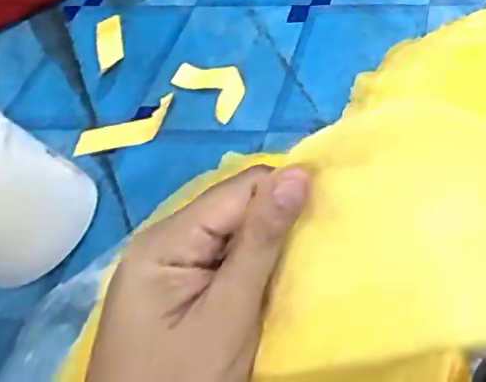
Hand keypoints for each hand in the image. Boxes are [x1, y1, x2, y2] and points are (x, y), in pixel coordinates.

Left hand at [88, 166, 311, 381]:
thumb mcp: (228, 314)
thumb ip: (262, 240)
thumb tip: (301, 171)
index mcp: (165, 241)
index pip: (244, 187)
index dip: (286, 194)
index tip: (321, 217)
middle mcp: (163, 242)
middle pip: (239, 204)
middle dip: (278, 219)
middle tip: (312, 246)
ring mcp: (169, 266)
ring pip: (237, 228)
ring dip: (270, 242)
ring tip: (297, 261)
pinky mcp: (179, 288)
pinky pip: (227, 253)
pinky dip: (255, 262)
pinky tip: (271, 279)